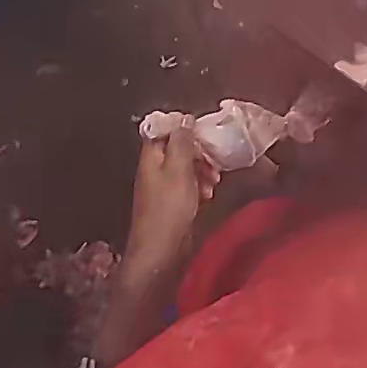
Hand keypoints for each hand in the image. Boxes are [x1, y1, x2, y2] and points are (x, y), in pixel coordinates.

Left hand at [127, 127, 213, 262]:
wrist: (161, 249)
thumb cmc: (169, 207)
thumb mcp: (178, 169)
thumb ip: (181, 142)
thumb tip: (184, 118)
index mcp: (152, 156)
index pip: (163, 129)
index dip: (182, 126)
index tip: (203, 131)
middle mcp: (155, 167)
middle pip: (178, 147)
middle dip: (199, 150)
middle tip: (214, 159)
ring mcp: (164, 185)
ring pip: (186, 166)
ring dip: (203, 168)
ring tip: (214, 179)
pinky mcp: (173, 201)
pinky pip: (189, 183)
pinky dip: (200, 185)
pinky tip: (209, 194)